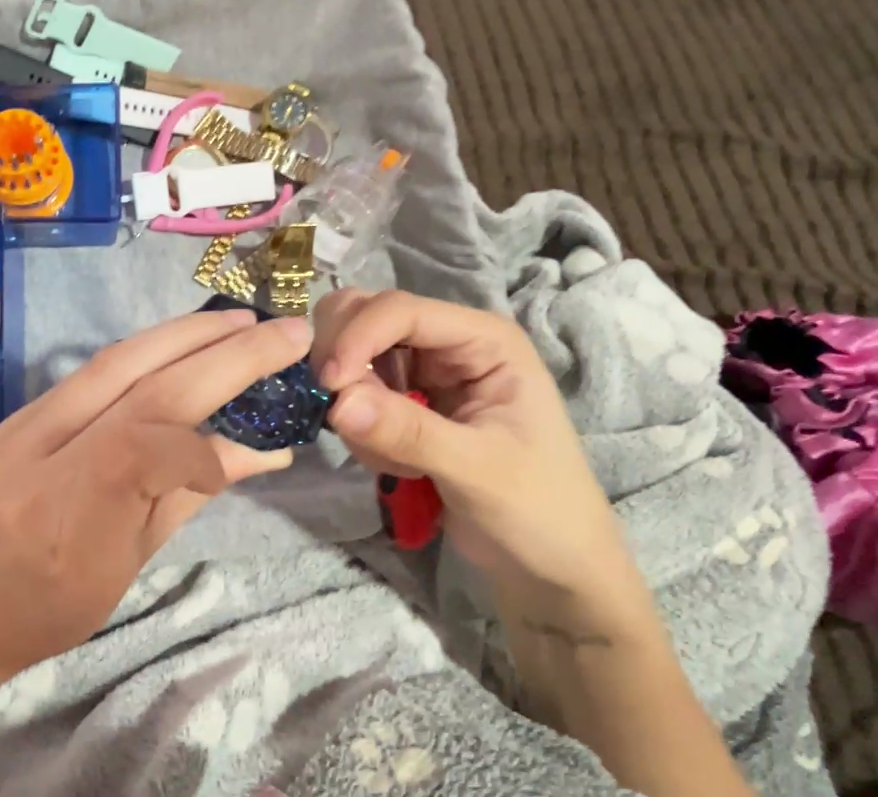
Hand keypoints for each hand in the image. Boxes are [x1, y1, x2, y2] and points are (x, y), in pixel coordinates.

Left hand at [0, 307, 306, 698]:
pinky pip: (94, 371)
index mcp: (67, 515)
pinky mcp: (24, 410)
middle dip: (218, 352)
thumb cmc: (50, 609)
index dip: (204, 444)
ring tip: (240, 325)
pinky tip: (184, 345)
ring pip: (114, 359)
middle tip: (283, 331)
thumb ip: (187, 497)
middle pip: (137, 383)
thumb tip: (260, 450)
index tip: (250, 451)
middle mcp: (41, 451)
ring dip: (183, 335)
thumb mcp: (127, 566)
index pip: (143, 446)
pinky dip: (149, 353)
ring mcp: (26, 422)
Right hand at [311, 289, 652, 634]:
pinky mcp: (404, 402)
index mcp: (483, 339)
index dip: (357, 337)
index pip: (400, 310)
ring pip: (351, 354)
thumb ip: (409, 432)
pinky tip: (399, 466)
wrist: (549, 568)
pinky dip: (357, 426)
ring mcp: (424, 372)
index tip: (328, 385)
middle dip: (344, 359)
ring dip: (352, 402)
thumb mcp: (479, 470)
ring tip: (395, 458)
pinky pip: (353, 394)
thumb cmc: (538, 512)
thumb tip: (338, 401)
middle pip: (364, 314)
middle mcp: (449, 343)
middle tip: (342, 413)